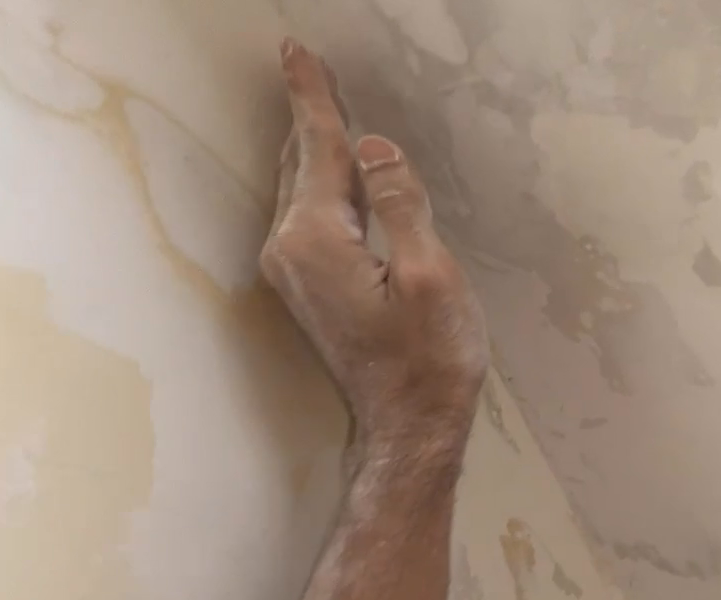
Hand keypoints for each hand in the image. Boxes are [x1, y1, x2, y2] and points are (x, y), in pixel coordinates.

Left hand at [262, 39, 486, 465]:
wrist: (411, 424)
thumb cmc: (431, 358)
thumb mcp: (431, 277)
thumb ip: (401, 208)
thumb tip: (377, 148)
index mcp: (317, 238)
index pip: (320, 152)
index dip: (316, 102)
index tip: (298, 54)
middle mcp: (289, 249)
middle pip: (301, 168)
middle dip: (309, 121)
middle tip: (309, 75)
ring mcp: (295, 275)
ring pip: (301, 195)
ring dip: (314, 157)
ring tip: (325, 123)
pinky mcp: (311, 295)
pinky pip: (310, 223)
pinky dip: (322, 193)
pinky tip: (336, 188)